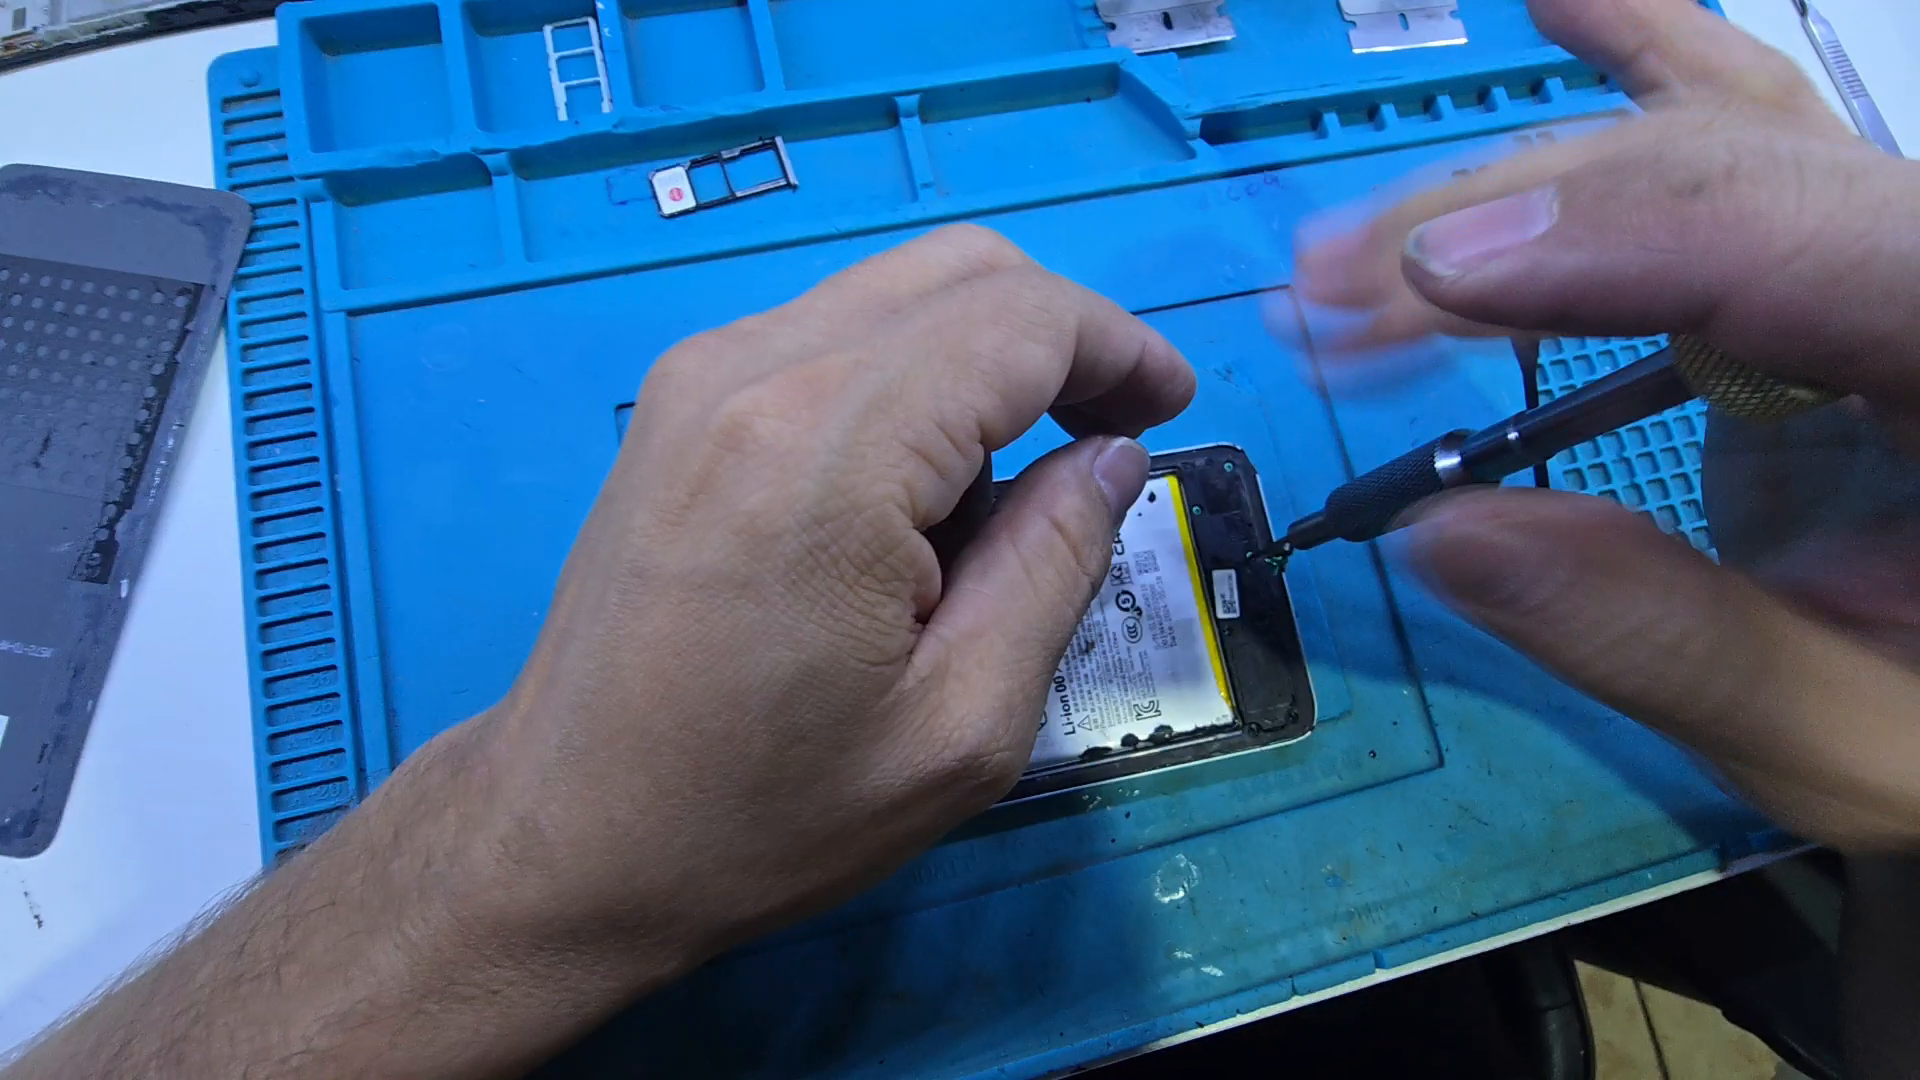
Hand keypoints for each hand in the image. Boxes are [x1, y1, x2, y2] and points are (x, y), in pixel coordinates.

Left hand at [467, 224, 1193, 1016]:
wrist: (569, 839)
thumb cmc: (768, 810)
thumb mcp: (964, 722)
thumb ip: (1057, 561)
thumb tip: (1113, 455)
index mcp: (830, 448)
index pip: (1019, 321)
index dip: (1119, 346)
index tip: (1168, 406)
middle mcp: (753, 370)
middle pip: (962, 274)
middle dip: (1065, 335)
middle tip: (1112, 430)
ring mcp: (701, 373)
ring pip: (899, 292)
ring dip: (989, 357)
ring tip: (1014, 479)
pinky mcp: (680, 401)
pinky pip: (837, 333)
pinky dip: (916, 374)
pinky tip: (920, 478)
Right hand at [1301, 0, 1919, 850]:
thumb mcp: (1832, 736)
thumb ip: (1658, 636)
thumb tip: (1442, 534)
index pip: (1824, 251)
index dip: (1607, 246)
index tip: (1415, 283)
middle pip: (1717, 173)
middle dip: (1492, 225)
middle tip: (1322, 295)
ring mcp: (1891, 248)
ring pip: (1699, 143)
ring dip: (1492, 191)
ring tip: (1339, 256)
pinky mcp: (1830, 260)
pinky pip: (1743, 132)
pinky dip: (1648, 59)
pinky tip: (1565, 2)